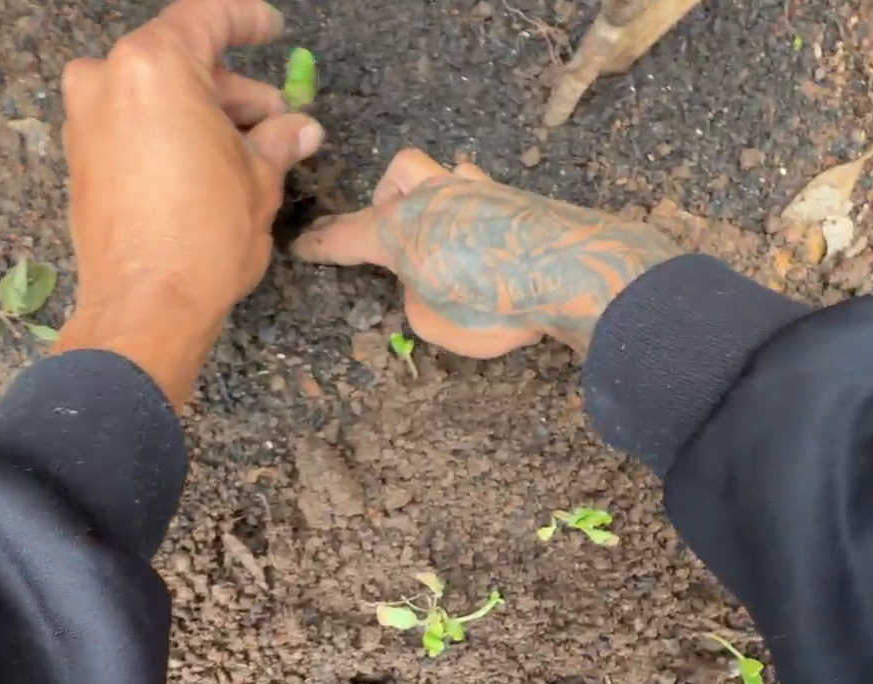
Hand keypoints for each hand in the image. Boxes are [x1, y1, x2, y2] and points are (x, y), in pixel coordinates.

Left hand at [55, 0, 323, 405]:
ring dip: (204, 119)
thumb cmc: (206, 239)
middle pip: (182, 66)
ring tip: (249, 155)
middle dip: (234, 93)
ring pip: (157, 100)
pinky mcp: (82, 161)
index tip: (274, 29)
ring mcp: (87, 121)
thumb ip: (277, 142)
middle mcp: (108, 79)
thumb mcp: (258, 184)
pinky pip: (133, 130)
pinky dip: (170, 139)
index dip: (247, 22)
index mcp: (155, 67)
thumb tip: (302, 128)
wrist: (146, 306)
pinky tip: (207, 170)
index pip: (206, 20)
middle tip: (277, 124)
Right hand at [291, 150, 679, 355]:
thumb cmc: (489, 306)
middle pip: (397, 174)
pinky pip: (484, 191)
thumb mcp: (433, 324)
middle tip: (392, 234)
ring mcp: (479, 190)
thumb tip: (428, 282)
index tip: (303, 246)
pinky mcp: (516, 198)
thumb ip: (418, 299)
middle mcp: (434, 198)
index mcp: (400, 230)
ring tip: (443, 234)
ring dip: (434, 198)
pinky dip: (475, 212)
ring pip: (443, 171)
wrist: (568, 274)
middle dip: (386, 199)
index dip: (322, 243)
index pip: (347, 235)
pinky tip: (488, 237)